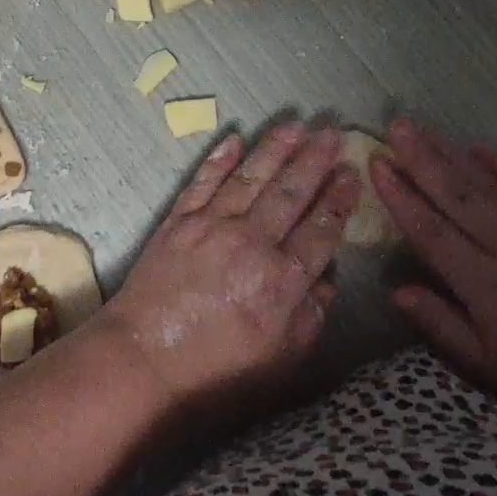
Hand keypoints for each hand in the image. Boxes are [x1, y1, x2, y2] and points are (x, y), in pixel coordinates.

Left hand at [98, 122, 363, 426]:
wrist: (144, 358)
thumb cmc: (217, 370)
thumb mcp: (281, 359)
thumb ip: (310, 316)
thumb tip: (327, 276)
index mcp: (282, 280)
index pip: (321, 229)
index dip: (339, 199)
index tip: (352, 173)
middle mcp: (251, 243)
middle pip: (290, 193)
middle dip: (314, 160)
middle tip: (333, 132)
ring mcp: (211, 227)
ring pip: (250, 178)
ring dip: (275, 148)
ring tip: (296, 124)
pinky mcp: (178, 221)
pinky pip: (203, 181)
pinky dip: (220, 158)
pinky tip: (236, 138)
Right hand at [370, 119, 496, 431]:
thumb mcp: (486, 367)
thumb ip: (440, 325)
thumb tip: (396, 290)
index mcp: (482, 284)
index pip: (430, 232)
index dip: (401, 197)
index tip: (377, 164)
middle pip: (457, 197)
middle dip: (423, 160)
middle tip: (397, 126)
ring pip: (487, 188)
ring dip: (453, 155)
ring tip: (426, 129)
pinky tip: (479, 148)